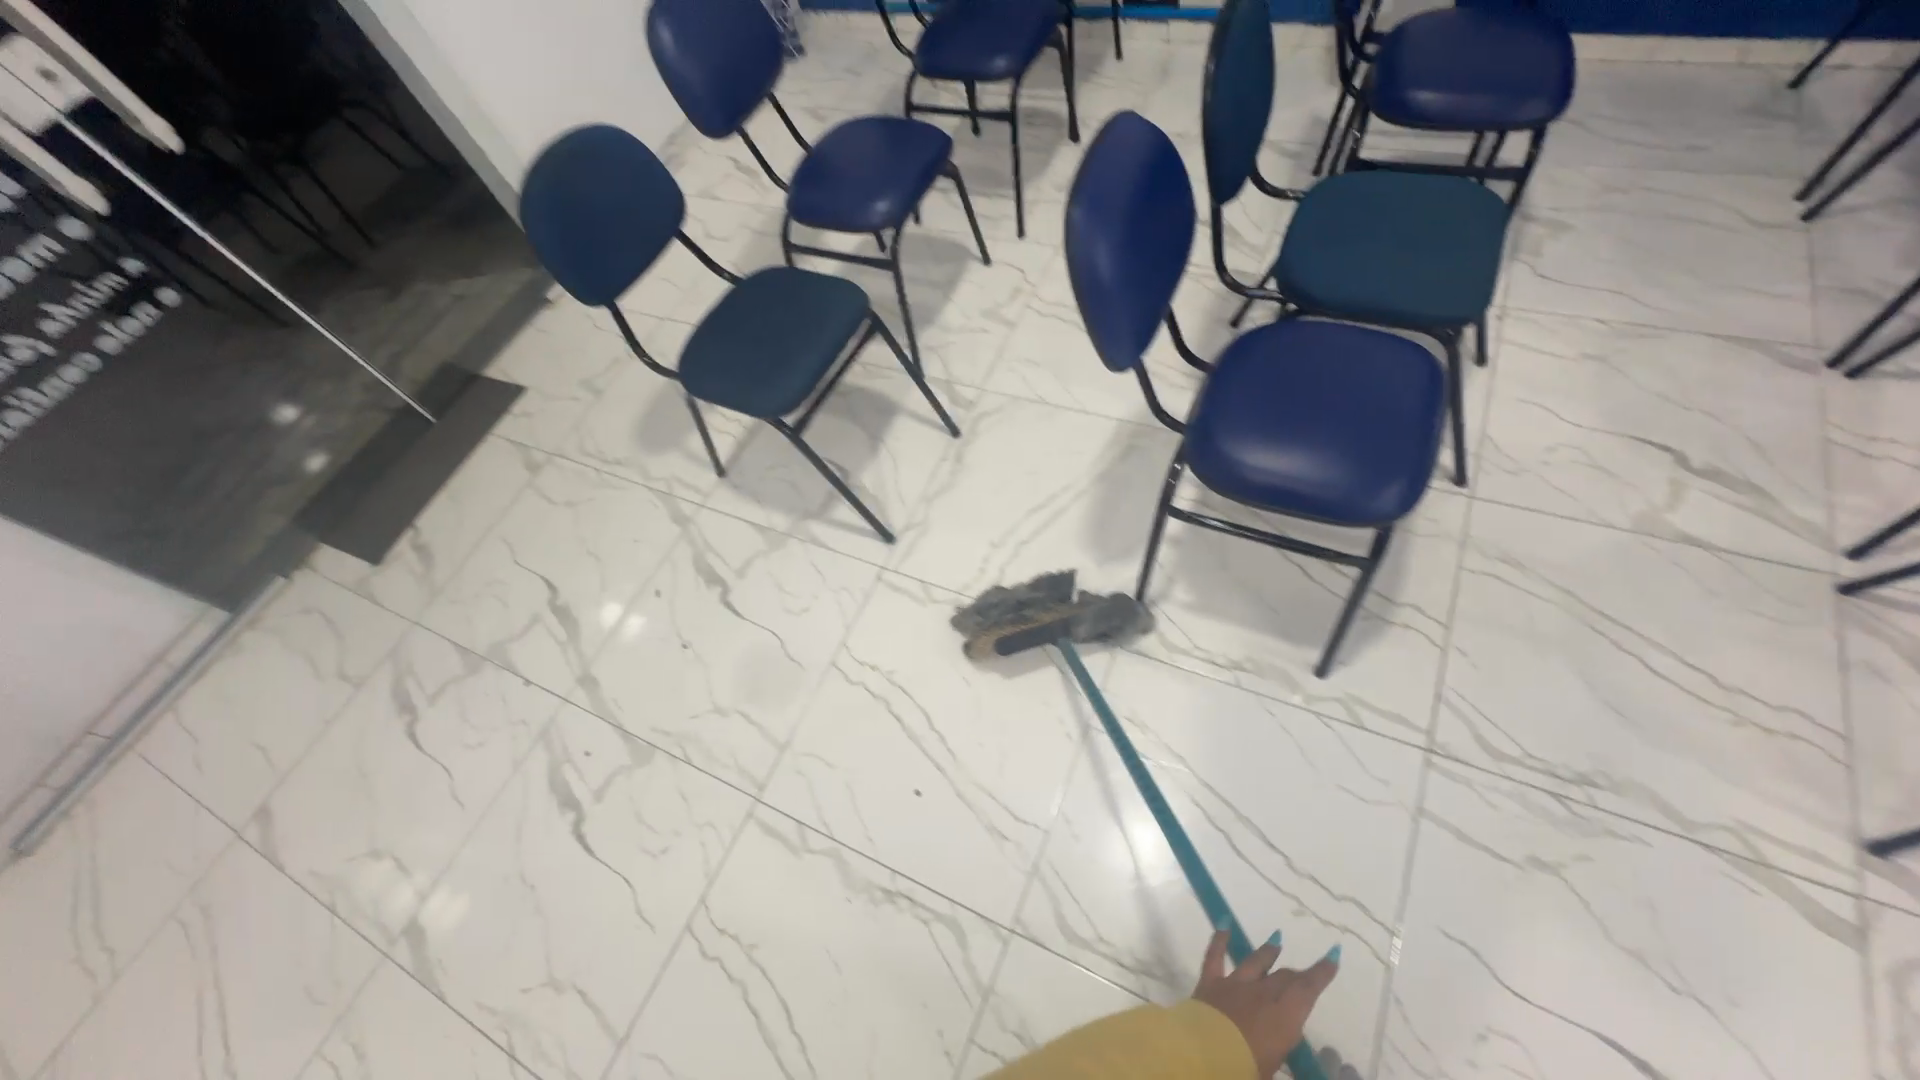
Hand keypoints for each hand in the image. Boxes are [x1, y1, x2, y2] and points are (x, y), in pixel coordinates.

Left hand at [1190, 930, 1339, 1077]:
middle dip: (1294, 974)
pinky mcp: (1209, 983)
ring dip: (1267, 953)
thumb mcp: (1274, 1066)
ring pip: (1254, 962)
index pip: (1307, 989)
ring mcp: (1234, 984)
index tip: (1332, 956)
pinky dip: (1219, 939)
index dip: (1321, 973)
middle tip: (1301, 974)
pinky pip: (1214, 956)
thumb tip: (1282, 1041)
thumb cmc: (1244, 1069)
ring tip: (1276, 941)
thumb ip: (1282, 1048)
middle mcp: (1262, 993)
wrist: (1203, 1056)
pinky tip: (1223, 924)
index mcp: (1284, 1016)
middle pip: (1283, 977)